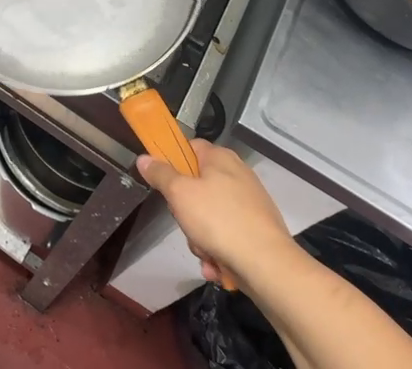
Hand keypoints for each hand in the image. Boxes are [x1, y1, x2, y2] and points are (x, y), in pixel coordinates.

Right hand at [136, 139, 302, 289]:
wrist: (267, 265)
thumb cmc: (219, 220)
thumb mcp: (179, 194)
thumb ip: (160, 174)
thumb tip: (144, 158)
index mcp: (221, 158)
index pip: (189, 147)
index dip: (173, 161)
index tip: (163, 181)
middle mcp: (238, 175)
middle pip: (197, 186)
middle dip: (186, 211)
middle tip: (184, 221)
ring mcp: (249, 204)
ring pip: (209, 216)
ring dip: (200, 237)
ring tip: (205, 251)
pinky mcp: (256, 230)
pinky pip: (226, 235)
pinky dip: (218, 250)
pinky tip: (217, 265)